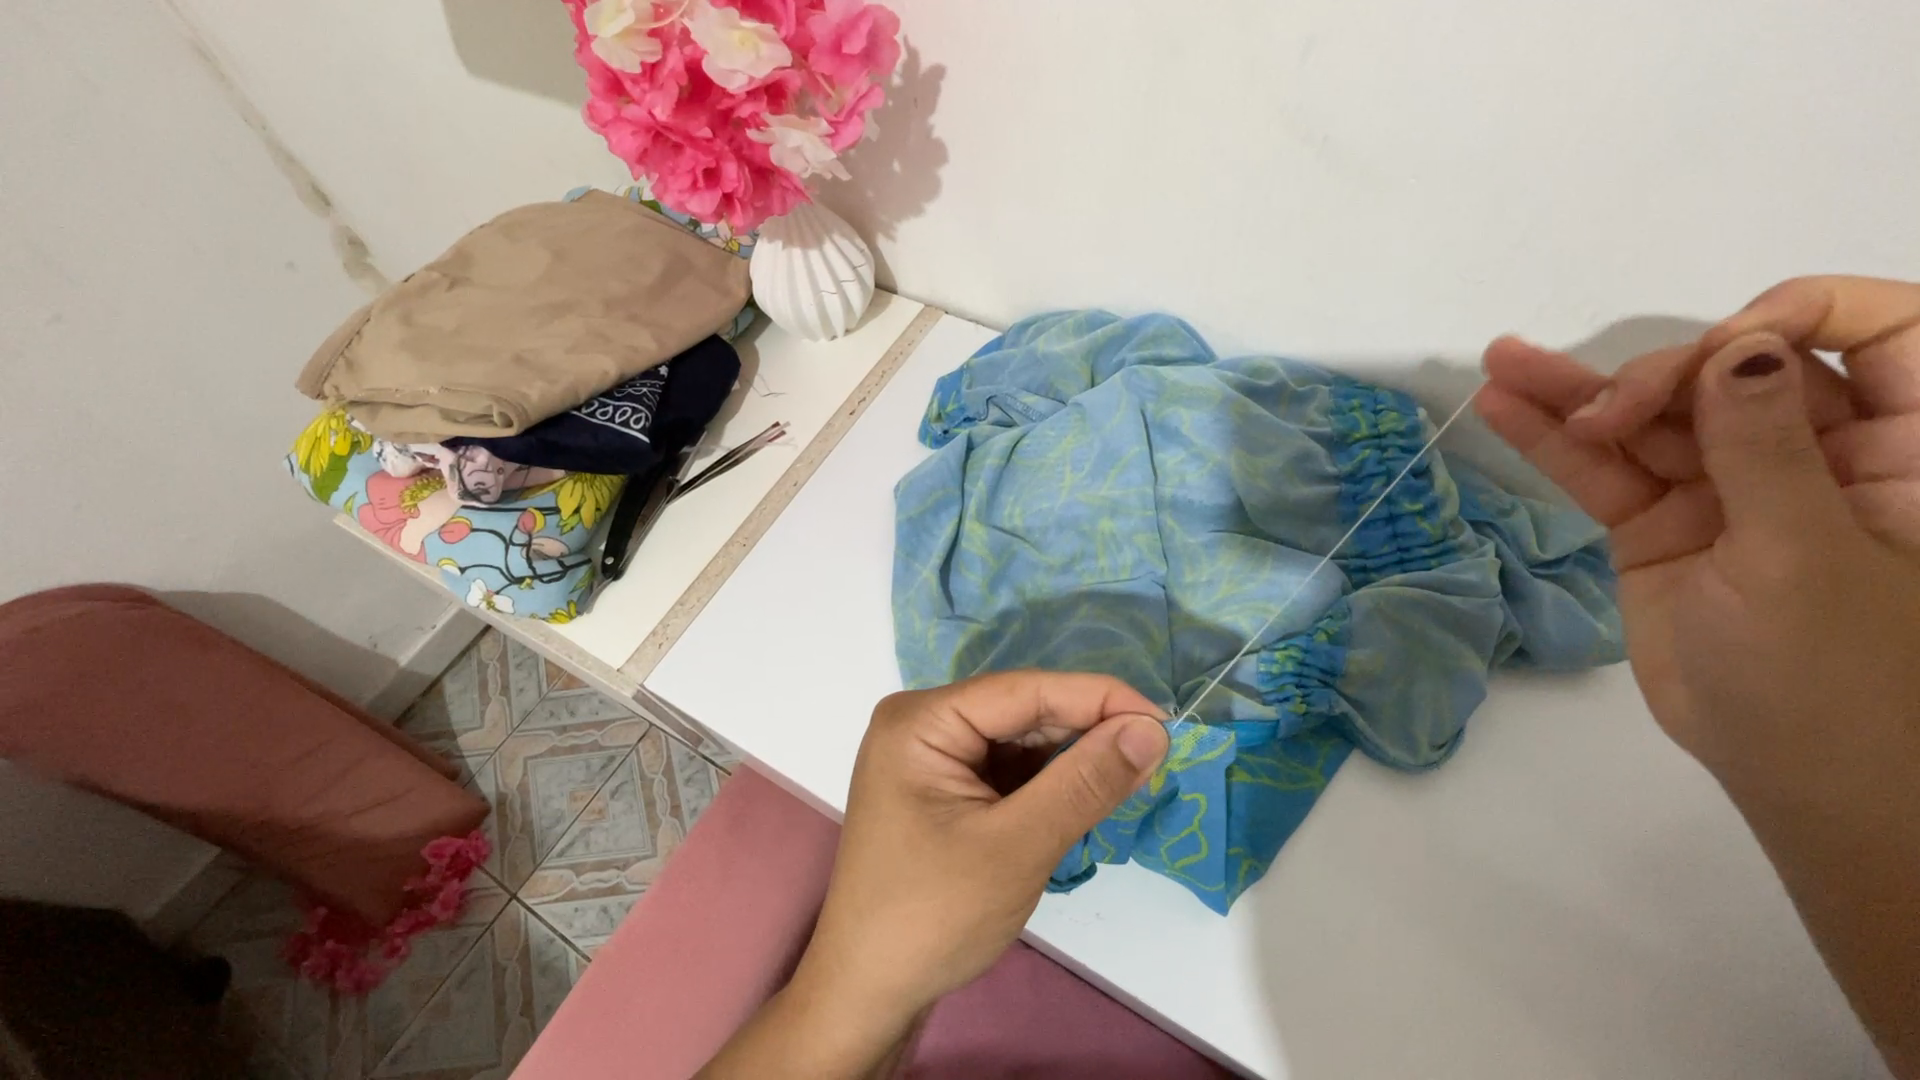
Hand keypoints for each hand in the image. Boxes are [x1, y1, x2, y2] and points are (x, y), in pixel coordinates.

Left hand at [794, 672, 1168, 1023]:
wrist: (869, 992)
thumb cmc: (933, 916)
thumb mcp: (1017, 846)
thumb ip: (1085, 783)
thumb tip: (1152, 731)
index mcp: (922, 720)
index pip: (1025, 690)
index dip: (1099, 699)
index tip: (1165, 724)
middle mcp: (923, 724)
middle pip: (1022, 711)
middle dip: (1087, 732)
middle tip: (1156, 757)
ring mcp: (931, 757)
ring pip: (1020, 741)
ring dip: (1072, 759)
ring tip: (1130, 778)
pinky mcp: (945, 789)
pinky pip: (1008, 770)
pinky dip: (1049, 783)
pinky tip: (1085, 796)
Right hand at [1474, 275, 1919, 775]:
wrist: (1791, 769)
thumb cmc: (1843, 673)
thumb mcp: (1806, 554)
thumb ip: (1767, 448)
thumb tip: (1740, 347)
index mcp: (1906, 444)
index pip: (1875, 330)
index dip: (1793, 317)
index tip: (1719, 356)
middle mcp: (1816, 450)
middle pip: (1728, 372)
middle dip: (1654, 375)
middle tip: (1598, 411)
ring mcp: (1724, 487)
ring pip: (1649, 420)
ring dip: (1573, 393)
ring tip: (1502, 362)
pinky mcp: (1657, 522)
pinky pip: (1603, 470)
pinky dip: (1551, 442)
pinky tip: (1501, 408)